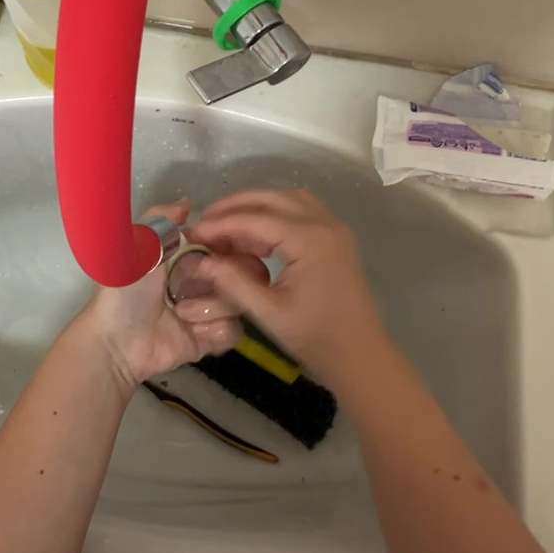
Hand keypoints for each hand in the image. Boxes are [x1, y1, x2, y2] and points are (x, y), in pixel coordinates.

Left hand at [75, 200, 243, 384]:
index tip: (215, 250)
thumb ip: (160, 220)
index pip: (227, 244)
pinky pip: (234, 330)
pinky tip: (193, 332)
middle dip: (223, 279)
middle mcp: (204, 281)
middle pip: (243, 273)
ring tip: (181, 314)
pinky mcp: (212, 339)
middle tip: (197, 282)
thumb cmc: (126, 290)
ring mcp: (209, 310)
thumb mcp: (137, 246)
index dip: (228, 245)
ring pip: (239, 302)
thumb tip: (187, 203)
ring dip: (210, 308)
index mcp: (189, 256)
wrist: (117, 341)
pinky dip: (215, 331)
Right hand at [185, 189, 391, 388]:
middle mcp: (324, 223)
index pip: (255, 219)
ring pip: (289, 199)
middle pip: (272, 198)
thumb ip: (233, 282)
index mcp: (309, 239)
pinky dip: (276, 213)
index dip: (221, 224)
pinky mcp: (336, 238)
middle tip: (206, 220)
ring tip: (228, 223)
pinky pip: (302, 210)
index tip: (194, 233)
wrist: (360, 354)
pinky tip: (257, 233)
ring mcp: (334, 228)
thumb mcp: (268, 312)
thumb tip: (201, 261)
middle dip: (236, 205)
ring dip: (257, 205)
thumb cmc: (315, 337)